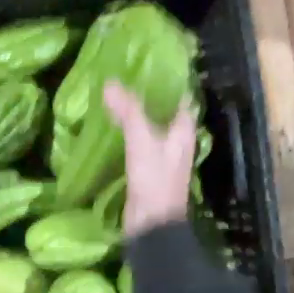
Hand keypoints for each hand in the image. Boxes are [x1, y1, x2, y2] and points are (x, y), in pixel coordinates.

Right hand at [104, 81, 195, 238]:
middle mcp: (177, 142)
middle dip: (147, 97)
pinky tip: (111, 128)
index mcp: (183, 132)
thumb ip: (128, 111)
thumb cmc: (154, 180)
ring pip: (150, 127)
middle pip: (163, 112)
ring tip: (114, 98)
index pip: (179, 98)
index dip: (167, 82)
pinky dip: (127, 132)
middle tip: (124, 79)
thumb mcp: (141, 141)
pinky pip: (138, 143)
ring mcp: (162, 157)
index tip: (147, 67)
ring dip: (136, 115)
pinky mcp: (147, 170)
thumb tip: (110, 83)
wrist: (152, 225)